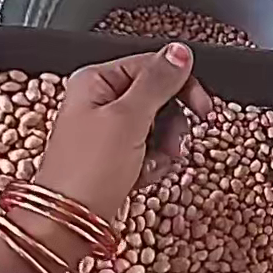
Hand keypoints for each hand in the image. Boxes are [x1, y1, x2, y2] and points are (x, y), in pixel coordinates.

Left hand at [35, 43, 214, 225]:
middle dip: (173, 123)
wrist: (70, 221)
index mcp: (98, 80)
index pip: (154, 67)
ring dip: (166, 146)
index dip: (183, 87)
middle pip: (160, 97)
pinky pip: (152, 148)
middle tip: (174, 143)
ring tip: (153, 163)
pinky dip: (155, 162)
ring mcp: (111, 129)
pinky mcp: (118, 154)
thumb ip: (157, 83)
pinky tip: (144, 174)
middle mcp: (103, 100)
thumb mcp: (128, 118)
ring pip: (160, 125)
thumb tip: (180, 51)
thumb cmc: (89, 170)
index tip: (203, 110)